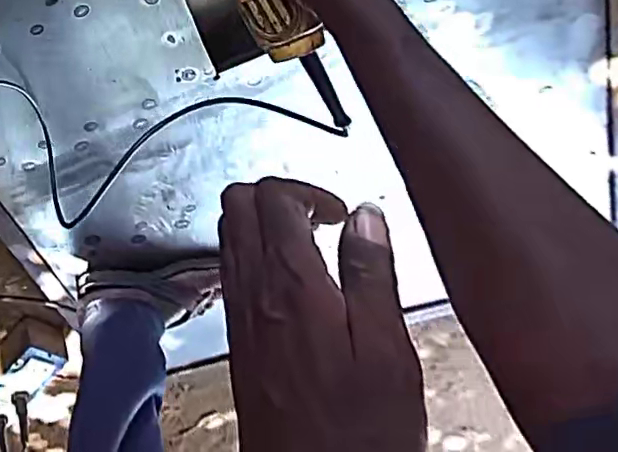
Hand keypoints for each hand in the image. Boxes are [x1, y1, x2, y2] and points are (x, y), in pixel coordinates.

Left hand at [222, 178, 424, 451]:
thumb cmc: (355, 429)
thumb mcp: (388, 353)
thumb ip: (373, 274)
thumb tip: (367, 217)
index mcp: (290, 279)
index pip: (273, 195)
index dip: (307, 190)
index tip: (340, 211)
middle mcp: (251, 279)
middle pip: (238, 198)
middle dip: (277, 193)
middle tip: (319, 217)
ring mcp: (237, 296)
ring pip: (228, 223)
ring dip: (262, 216)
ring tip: (309, 240)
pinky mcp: (234, 317)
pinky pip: (229, 256)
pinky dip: (252, 243)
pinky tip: (288, 270)